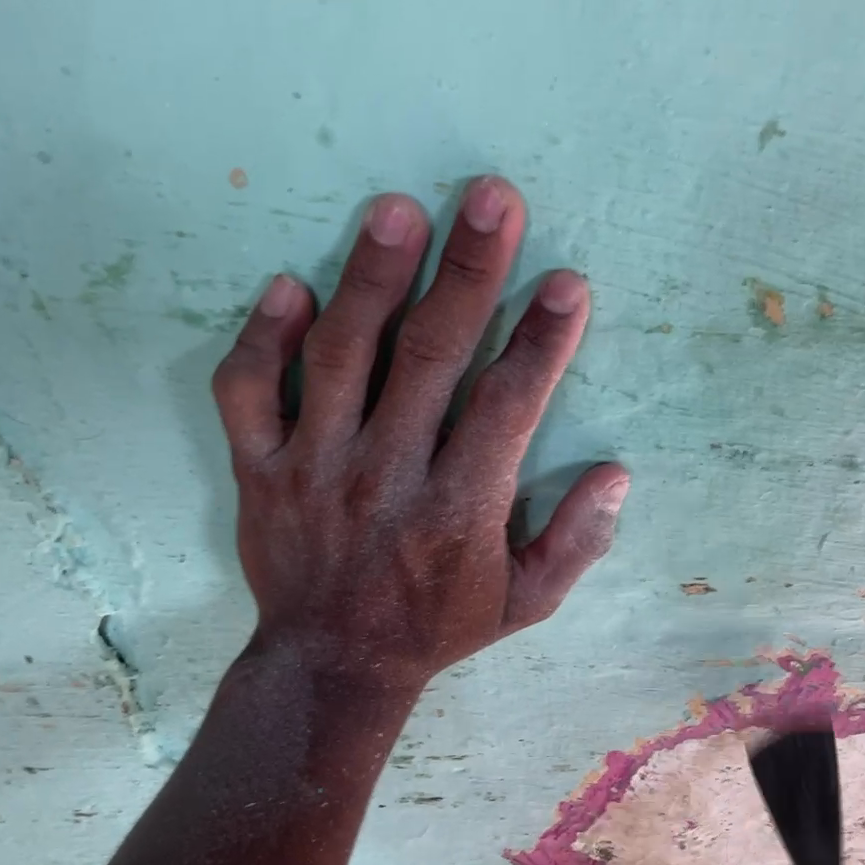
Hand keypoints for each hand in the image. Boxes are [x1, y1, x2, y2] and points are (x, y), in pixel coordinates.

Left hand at [211, 178, 626, 692]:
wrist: (333, 665)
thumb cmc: (442, 624)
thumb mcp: (530, 601)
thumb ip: (578, 541)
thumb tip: (616, 474)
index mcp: (459, 509)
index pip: (507, 407)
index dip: (541, 342)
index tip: (567, 284)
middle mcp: (387, 475)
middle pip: (429, 358)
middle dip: (467, 274)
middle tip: (490, 200)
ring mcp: (315, 468)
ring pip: (341, 356)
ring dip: (371, 277)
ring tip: (398, 210)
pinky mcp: (261, 470)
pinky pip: (248, 392)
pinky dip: (263, 336)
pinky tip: (292, 283)